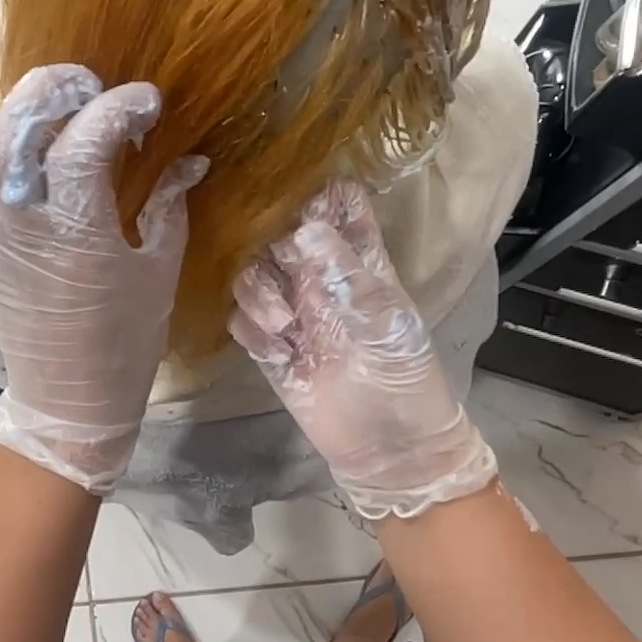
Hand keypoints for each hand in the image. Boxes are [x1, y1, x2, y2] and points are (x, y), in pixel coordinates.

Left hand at [0, 64, 208, 495]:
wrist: (68, 400)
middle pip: (16, 124)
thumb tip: (185, 160)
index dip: (119, 106)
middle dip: (53, 89)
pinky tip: (38, 159)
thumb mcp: (159, 270)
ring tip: (66, 118)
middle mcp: (20, 220)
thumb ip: (168, 203)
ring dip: (24, 119)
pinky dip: (5, 154)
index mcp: (73, 227)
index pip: (84, 134)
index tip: (148, 104)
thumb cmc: (123, 343)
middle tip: (91, 89)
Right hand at [229, 183, 498, 519]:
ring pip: (251, 278)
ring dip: (258, 296)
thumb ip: (343, 268)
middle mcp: (319, 281)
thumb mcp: (381, 313)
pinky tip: (278, 353)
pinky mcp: (269, 350)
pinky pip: (241, 323)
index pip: (334, 207)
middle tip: (290, 278)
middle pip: (277, 238)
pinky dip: (251, 332)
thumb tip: (303, 228)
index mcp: (358, 262)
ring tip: (284, 328)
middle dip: (273, 251)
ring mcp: (291, 315)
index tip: (303, 213)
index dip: (316, 199)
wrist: (385, 442)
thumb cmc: (400, 372)